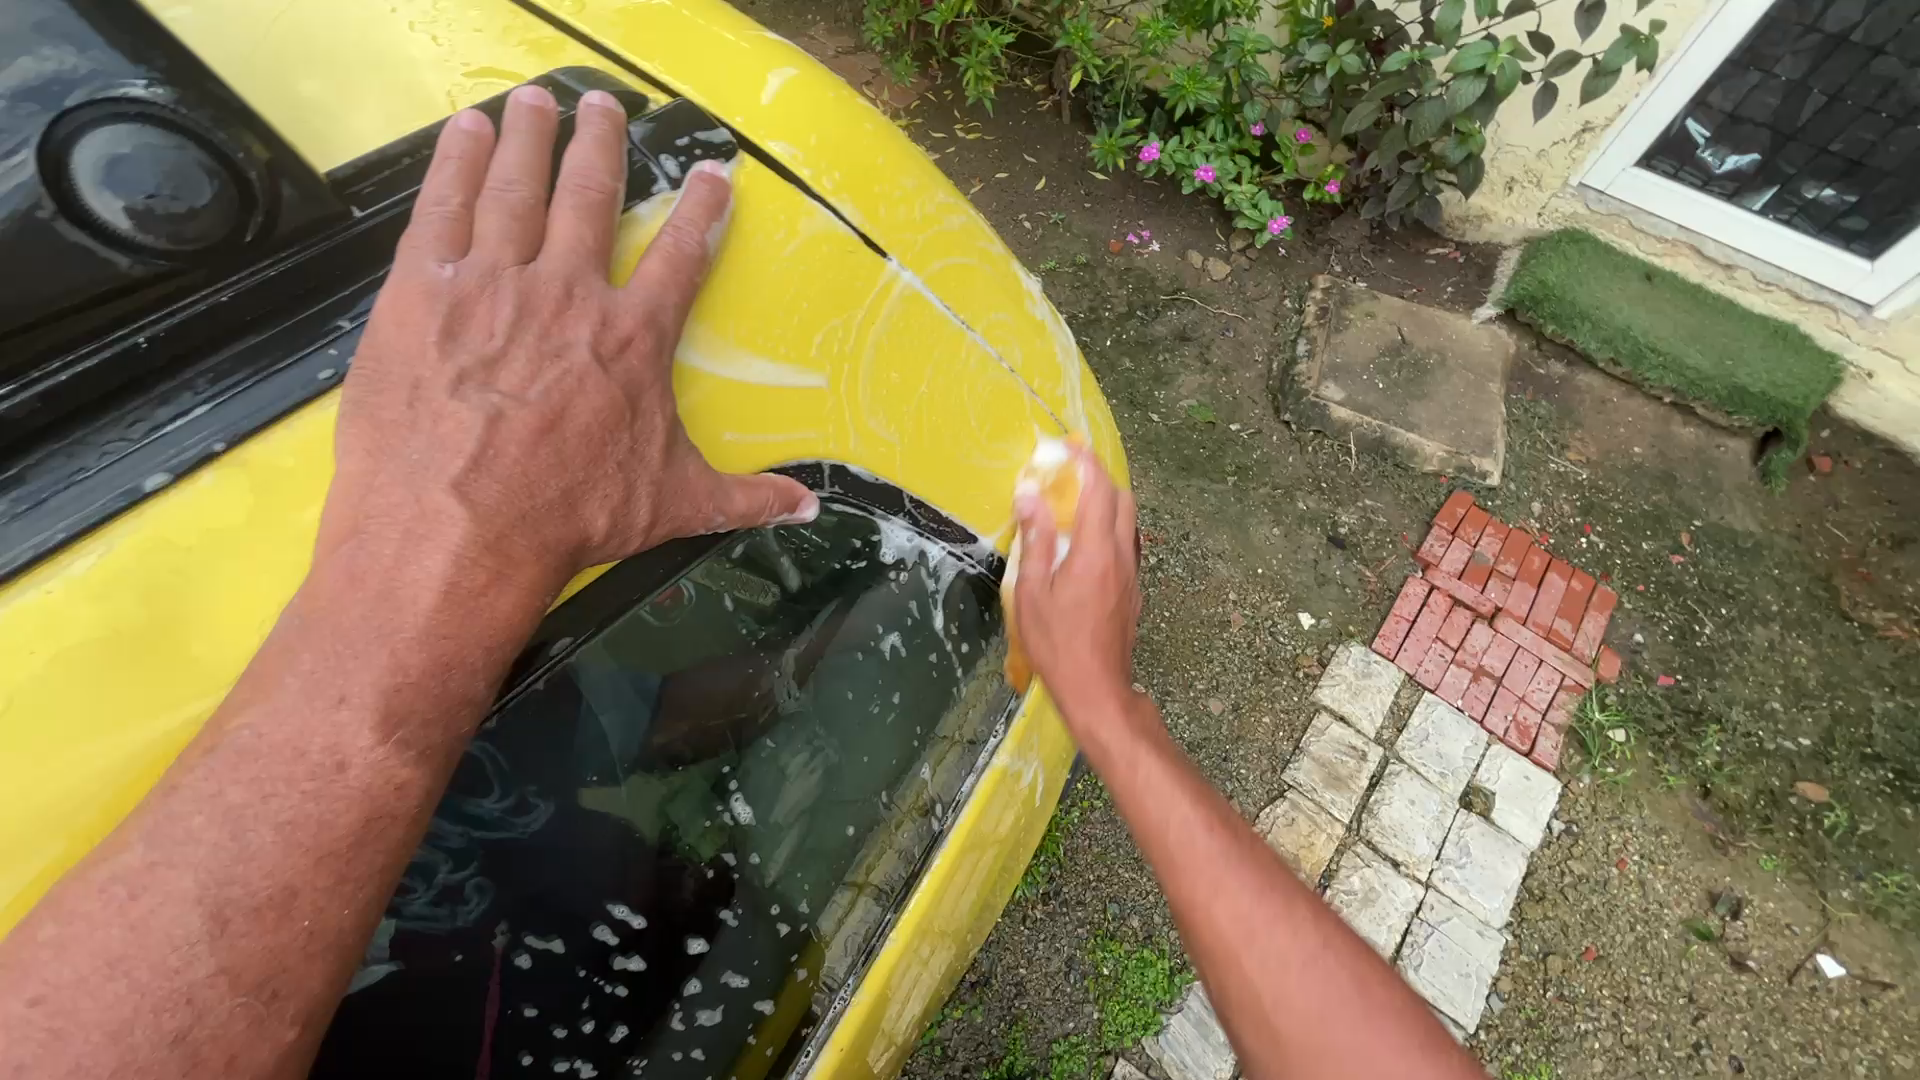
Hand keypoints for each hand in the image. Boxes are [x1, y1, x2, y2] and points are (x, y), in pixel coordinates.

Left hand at [319, 84, 816, 591]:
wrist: (459, 529)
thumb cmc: (576, 514)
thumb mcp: (679, 504)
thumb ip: (749, 498)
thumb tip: (810, 508)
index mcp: (633, 338)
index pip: (681, 258)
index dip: (702, 212)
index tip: (713, 174)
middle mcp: (569, 293)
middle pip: (589, 198)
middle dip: (600, 145)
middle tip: (602, 104)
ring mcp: (492, 284)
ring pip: (516, 188)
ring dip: (529, 137)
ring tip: (536, 100)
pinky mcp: (421, 292)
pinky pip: (442, 208)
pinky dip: (456, 163)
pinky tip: (465, 132)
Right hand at [1011, 445, 1143, 731]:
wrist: (1096, 687)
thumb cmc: (1056, 642)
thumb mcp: (1033, 591)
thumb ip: (1035, 539)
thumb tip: (1030, 496)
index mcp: (1094, 551)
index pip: (1098, 490)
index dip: (1085, 462)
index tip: (1067, 447)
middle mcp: (1121, 555)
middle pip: (1122, 499)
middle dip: (1100, 478)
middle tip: (1070, 474)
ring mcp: (1132, 573)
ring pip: (1129, 522)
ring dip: (1108, 503)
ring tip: (1076, 504)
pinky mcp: (1134, 590)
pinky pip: (1127, 544)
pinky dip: (1110, 528)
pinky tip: (1087, 544)